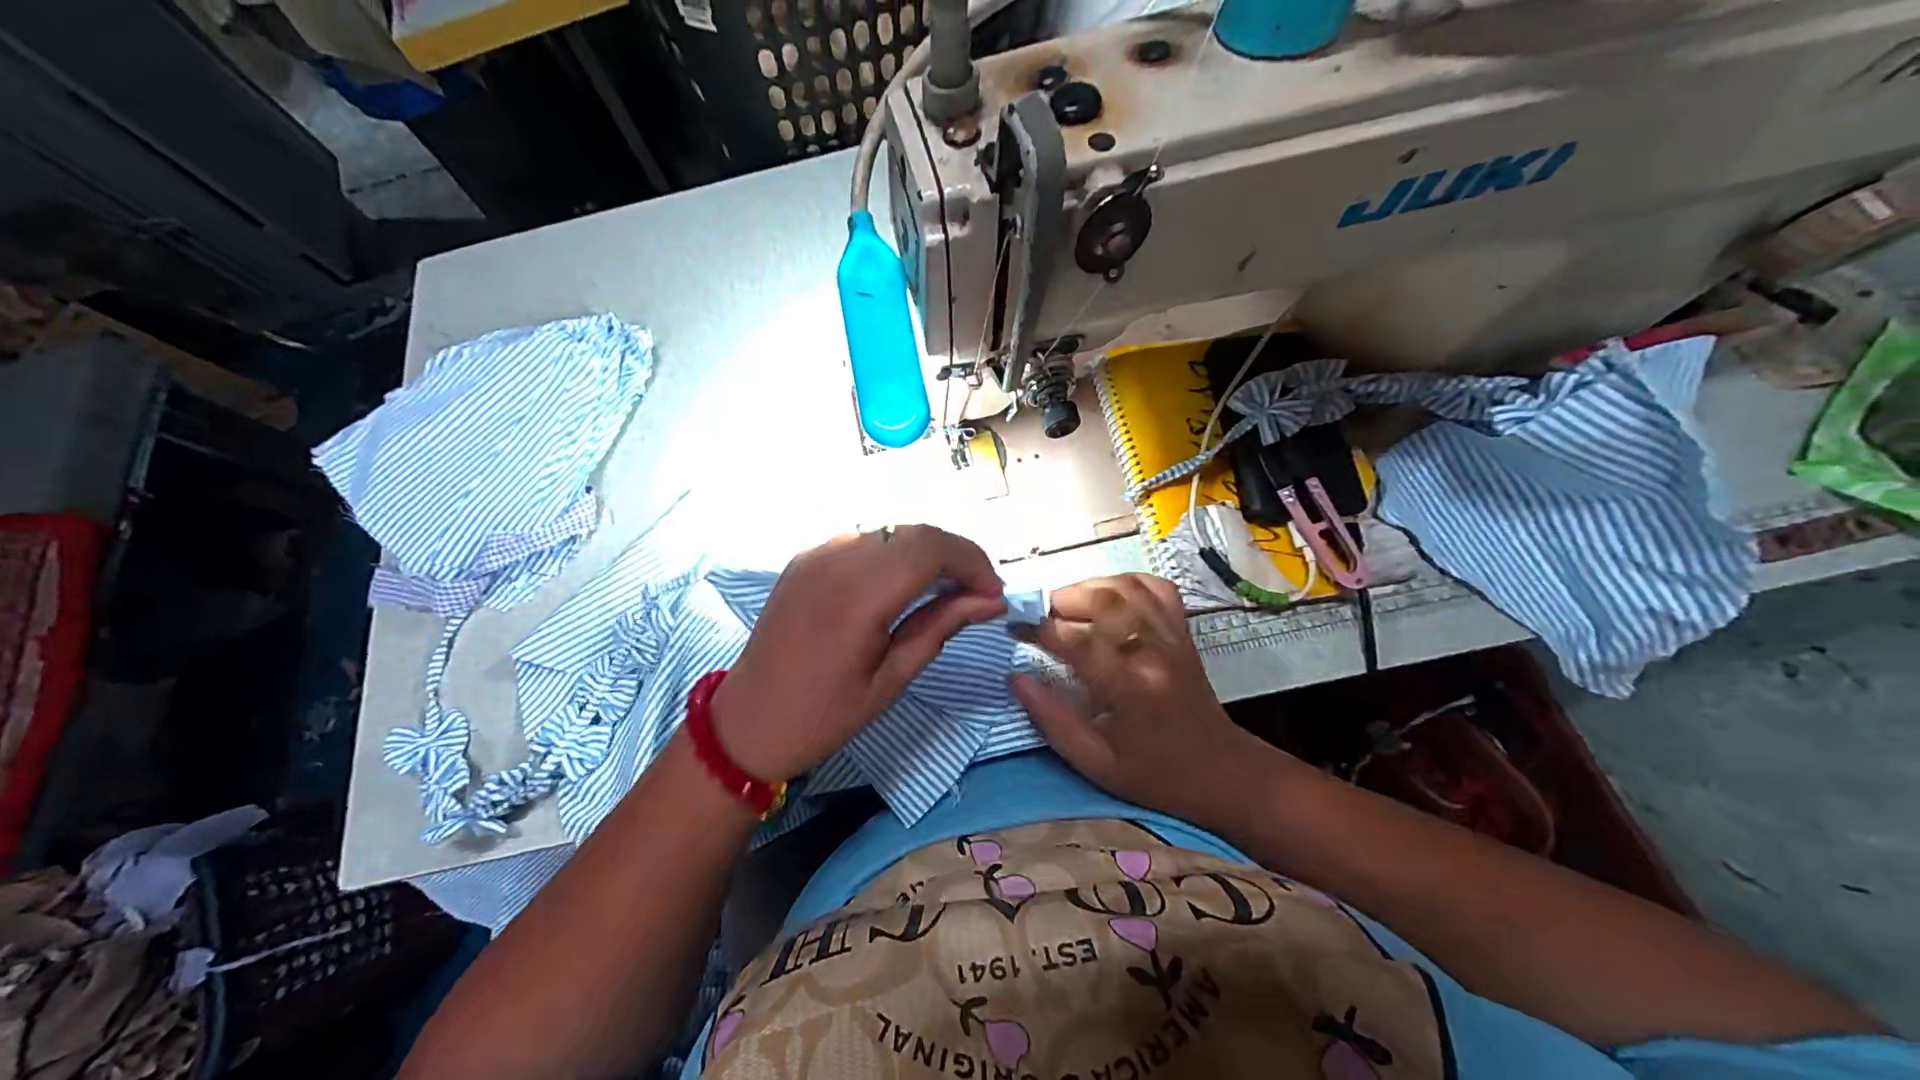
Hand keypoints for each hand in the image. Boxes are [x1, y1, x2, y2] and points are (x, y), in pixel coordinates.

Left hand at [711, 525, 1006, 781]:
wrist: (746, 723)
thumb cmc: (822, 716)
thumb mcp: (890, 680)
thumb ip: (939, 627)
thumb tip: (990, 600)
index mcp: (855, 598)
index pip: (930, 549)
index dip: (971, 562)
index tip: (993, 593)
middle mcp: (833, 563)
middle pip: (913, 532)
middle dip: (955, 554)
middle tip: (976, 592)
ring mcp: (814, 556)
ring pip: (889, 532)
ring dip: (926, 551)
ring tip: (945, 589)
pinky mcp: (803, 560)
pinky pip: (862, 541)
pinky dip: (895, 554)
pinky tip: (903, 585)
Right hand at [1010, 573, 1275, 821]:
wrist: (1221, 772)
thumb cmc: (1154, 775)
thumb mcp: (1094, 762)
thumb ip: (1051, 719)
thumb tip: (1016, 678)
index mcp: (1129, 688)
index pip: (1075, 639)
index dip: (1038, 628)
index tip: (1014, 629)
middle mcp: (1153, 652)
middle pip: (1102, 600)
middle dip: (1059, 601)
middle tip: (1037, 617)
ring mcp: (1172, 636)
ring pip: (1126, 586)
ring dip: (1087, 587)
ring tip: (1064, 607)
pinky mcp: (1182, 631)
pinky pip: (1155, 588)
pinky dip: (1124, 583)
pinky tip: (1105, 598)